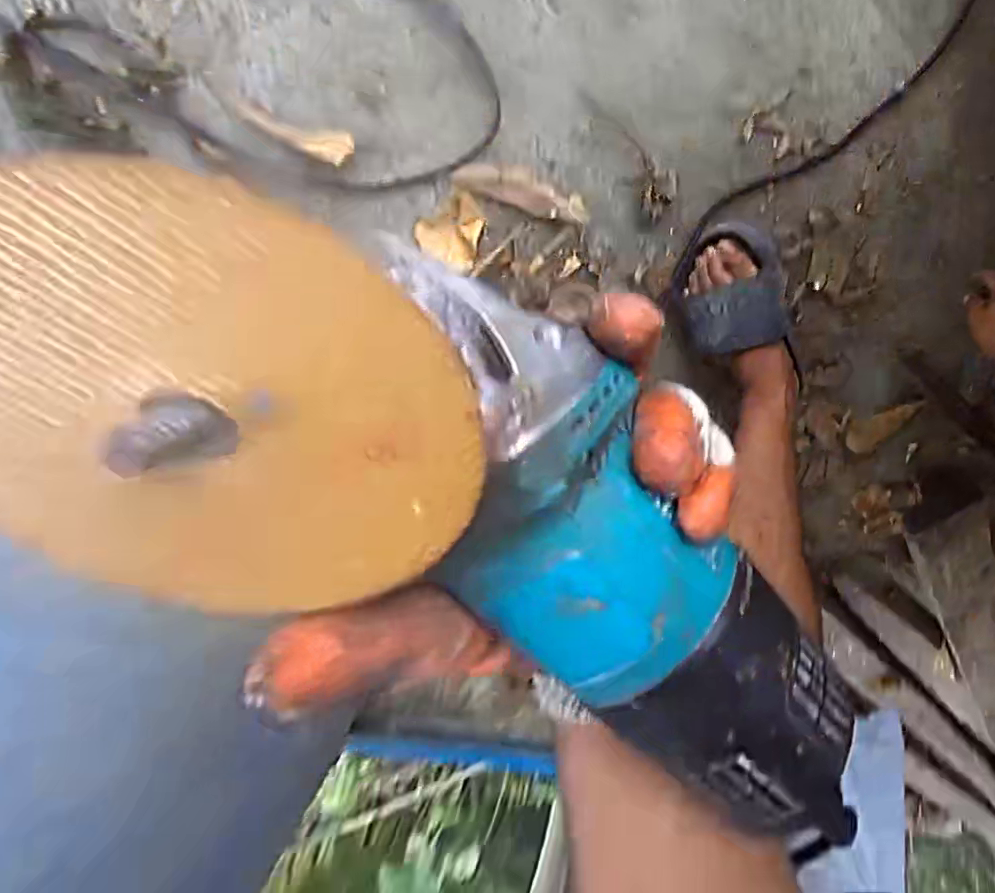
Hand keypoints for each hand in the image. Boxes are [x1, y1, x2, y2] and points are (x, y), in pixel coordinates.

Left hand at [244, 288, 734, 719]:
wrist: (565, 650)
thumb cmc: (486, 605)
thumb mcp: (435, 616)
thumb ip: (379, 632)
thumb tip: (279, 670)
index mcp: (518, 428)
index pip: (554, 349)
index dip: (597, 326)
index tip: (626, 323)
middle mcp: (585, 427)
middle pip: (634, 370)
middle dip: (652, 383)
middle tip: (653, 442)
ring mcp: (639, 459)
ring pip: (681, 416)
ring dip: (689, 442)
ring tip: (677, 489)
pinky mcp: (683, 494)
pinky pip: (715, 473)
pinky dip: (715, 491)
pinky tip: (701, 526)